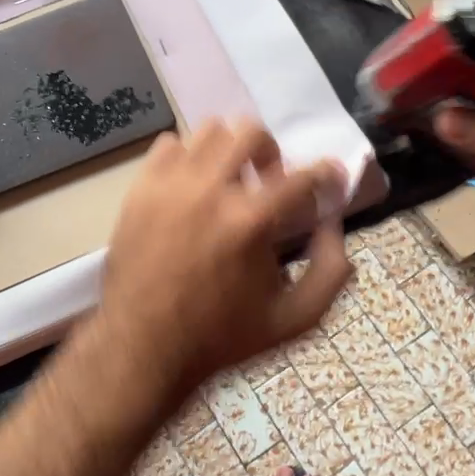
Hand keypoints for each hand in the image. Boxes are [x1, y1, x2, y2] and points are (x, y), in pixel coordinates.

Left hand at [95, 120, 351, 394]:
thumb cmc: (222, 335)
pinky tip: (191, 184)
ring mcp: (170, 184)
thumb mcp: (293, 320)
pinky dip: (187, 157)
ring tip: (228, 179)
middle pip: (250, 132)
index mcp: (252, 221)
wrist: (144, 344)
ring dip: (228, 149)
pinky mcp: (140, 186)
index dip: (325, 172)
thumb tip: (334, 223)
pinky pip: (169, 144)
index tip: (328, 175)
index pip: (302, 176)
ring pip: (208, 131)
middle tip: (268, 178)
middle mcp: (211, 190)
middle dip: (270, 151)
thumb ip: (330, 271)